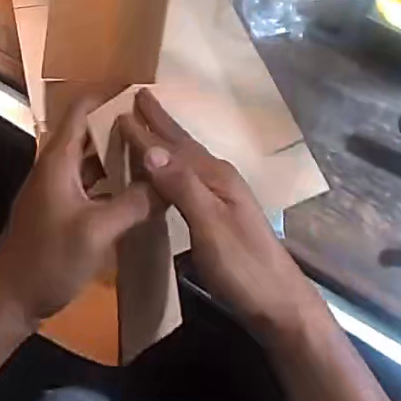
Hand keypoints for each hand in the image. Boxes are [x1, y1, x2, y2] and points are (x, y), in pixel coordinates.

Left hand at [0, 97, 158, 330]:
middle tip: (159, 123)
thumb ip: (134, 203)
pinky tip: (141, 190)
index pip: (82, 107)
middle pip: (91, 130)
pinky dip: (115, 179)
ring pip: (93, 158)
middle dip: (122, 123)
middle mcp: (57, 165)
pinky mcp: (63, 208)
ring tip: (156, 152)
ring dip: (120, 152)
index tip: (142, 90)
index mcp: (59, 158)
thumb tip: (169, 181)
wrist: (8, 300)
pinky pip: (93, 182)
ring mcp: (58, 187)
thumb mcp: (97, 231)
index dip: (109, 93)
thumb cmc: (47, 258)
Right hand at [118, 89, 325, 342]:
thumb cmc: (243, 266)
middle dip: (160, 121)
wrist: (280, 305)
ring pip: (187, 157)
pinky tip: (168, 172)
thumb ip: (182, 186)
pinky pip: (188, 176)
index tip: (120, 112)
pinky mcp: (220, 214)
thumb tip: (151, 149)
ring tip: (149, 124)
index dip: (145, 132)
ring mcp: (222, 195)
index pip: (172, 148)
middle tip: (140, 95)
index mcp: (215, 176)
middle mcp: (219, 177)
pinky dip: (172, 165)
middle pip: (183, 143)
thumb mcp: (210, 226)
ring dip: (166, 140)